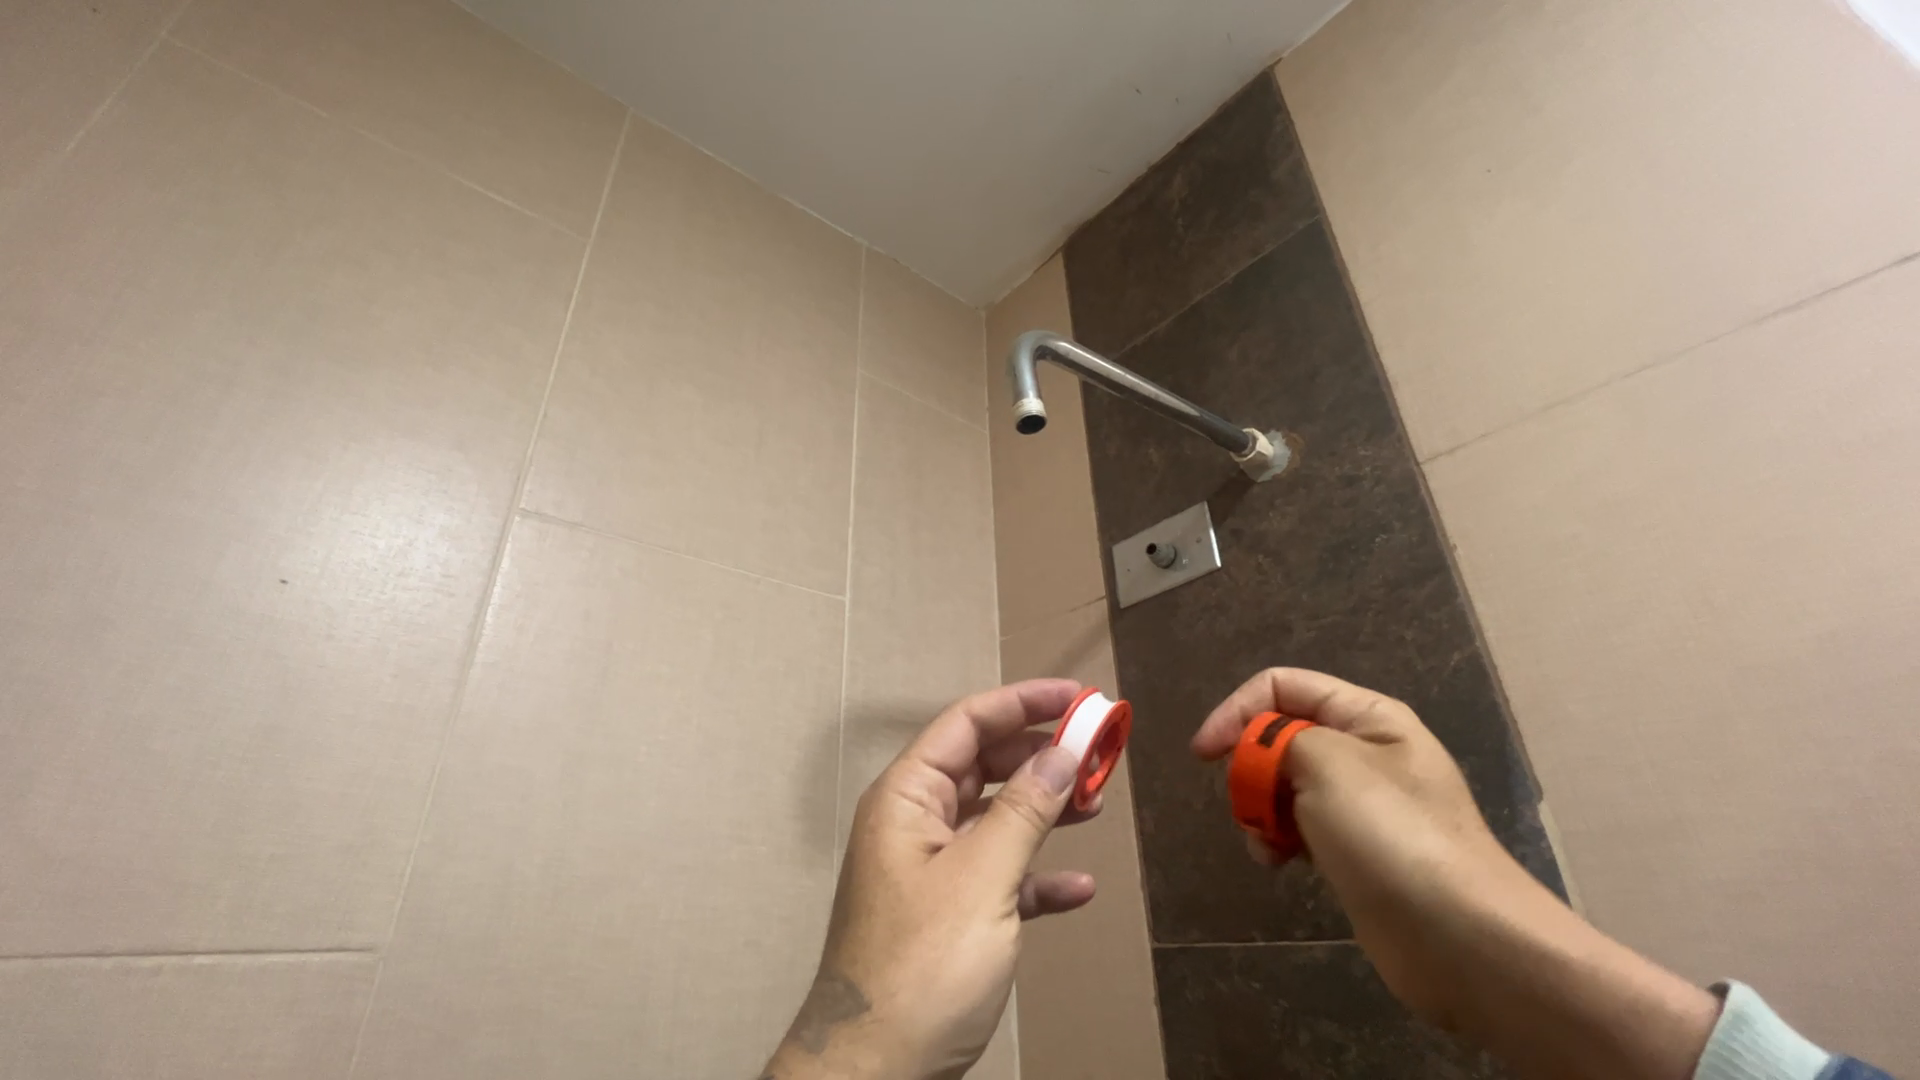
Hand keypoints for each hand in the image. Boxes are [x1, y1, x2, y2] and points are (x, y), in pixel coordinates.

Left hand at [763, 680, 1099, 1079]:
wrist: (877, 1073)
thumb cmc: (922, 965)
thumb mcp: (981, 880)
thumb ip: (1023, 811)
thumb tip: (1062, 751)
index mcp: (908, 797)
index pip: (967, 723)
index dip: (1024, 702)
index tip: (1079, 697)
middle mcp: (916, 822)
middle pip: (985, 765)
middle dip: (1041, 755)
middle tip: (1099, 753)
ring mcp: (932, 869)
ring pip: (996, 818)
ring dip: (1046, 809)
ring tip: (1096, 803)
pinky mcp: (950, 914)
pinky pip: (1000, 876)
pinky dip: (1037, 876)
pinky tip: (1078, 889)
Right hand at [1192, 669, 1717, 1079]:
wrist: (1461, 937)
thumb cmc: (1392, 835)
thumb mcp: (1327, 762)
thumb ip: (1276, 738)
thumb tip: (1256, 752)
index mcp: (1368, 717)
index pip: (1281, 686)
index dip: (1236, 711)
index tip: (1203, 753)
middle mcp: (1364, 752)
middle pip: (1278, 736)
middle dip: (1248, 766)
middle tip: (1245, 803)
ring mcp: (1360, 804)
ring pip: (1282, 785)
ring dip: (1259, 808)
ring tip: (1265, 843)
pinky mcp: (1353, 850)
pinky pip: (1297, 826)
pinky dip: (1276, 839)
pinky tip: (1277, 863)